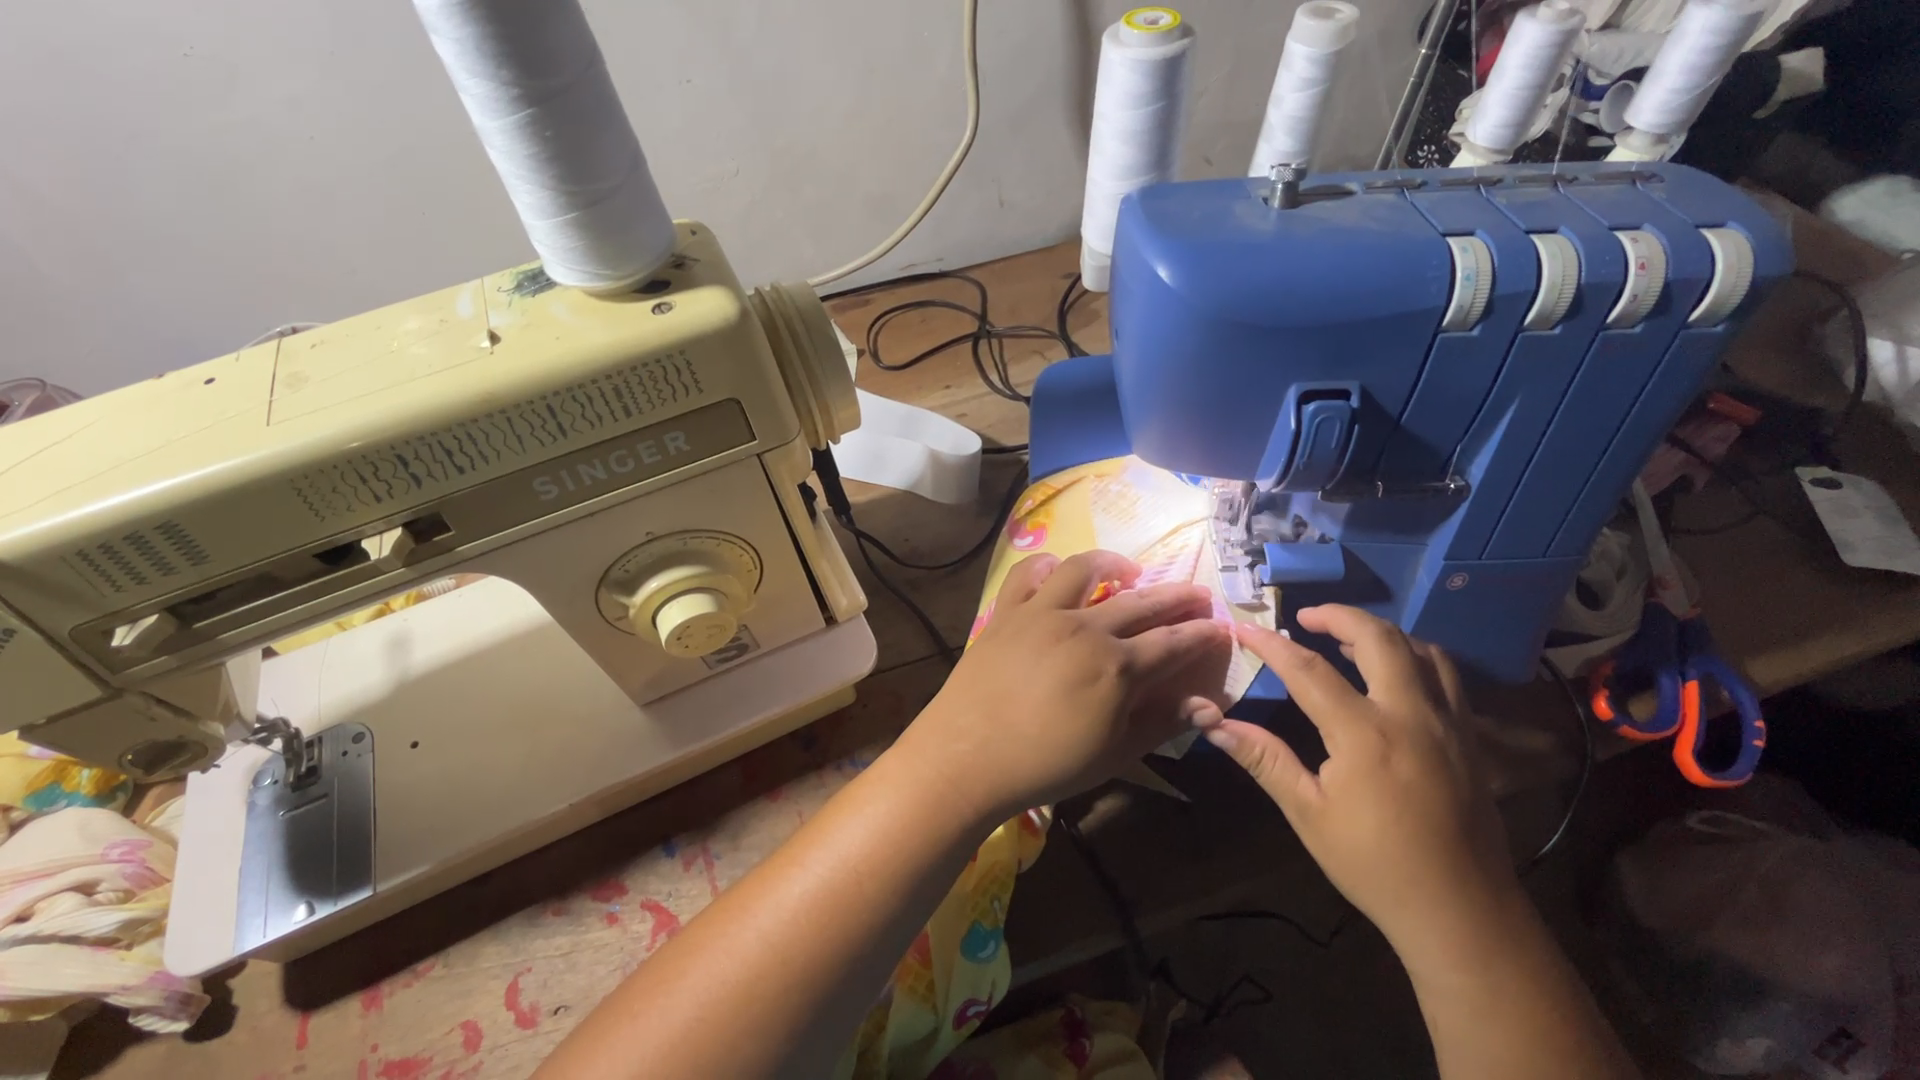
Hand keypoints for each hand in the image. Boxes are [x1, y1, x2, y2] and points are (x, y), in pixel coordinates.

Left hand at [898, 551, 1232, 822]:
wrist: (967, 758)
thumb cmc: (1045, 766)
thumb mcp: (1113, 754)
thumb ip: (1160, 723)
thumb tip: (1204, 703)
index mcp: (1117, 668)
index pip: (1173, 643)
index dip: (1201, 634)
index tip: (1220, 626)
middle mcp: (1085, 629)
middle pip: (1141, 602)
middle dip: (1175, 596)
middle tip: (1196, 593)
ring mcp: (1042, 613)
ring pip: (1086, 569)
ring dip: (1114, 564)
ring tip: (1129, 570)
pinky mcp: (1007, 612)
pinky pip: (1029, 573)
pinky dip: (1048, 566)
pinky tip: (1059, 571)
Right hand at [1194, 605, 1515, 945]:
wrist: (1460, 909)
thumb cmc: (1374, 864)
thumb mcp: (1308, 813)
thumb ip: (1264, 759)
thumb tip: (1214, 723)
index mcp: (1364, 733)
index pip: (1308, 669)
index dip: (1271, 644)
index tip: (1242, 628)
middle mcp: (1410, 714)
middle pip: (1377, 638)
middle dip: (1338, 616)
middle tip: (1305, 617)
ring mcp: (1449, 722)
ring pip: (1421, 649)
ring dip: (1381, 632)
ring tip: (1349, 638)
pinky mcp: (1471, 738)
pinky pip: (1448, 676)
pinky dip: (1418, 656)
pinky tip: (1398, 673)